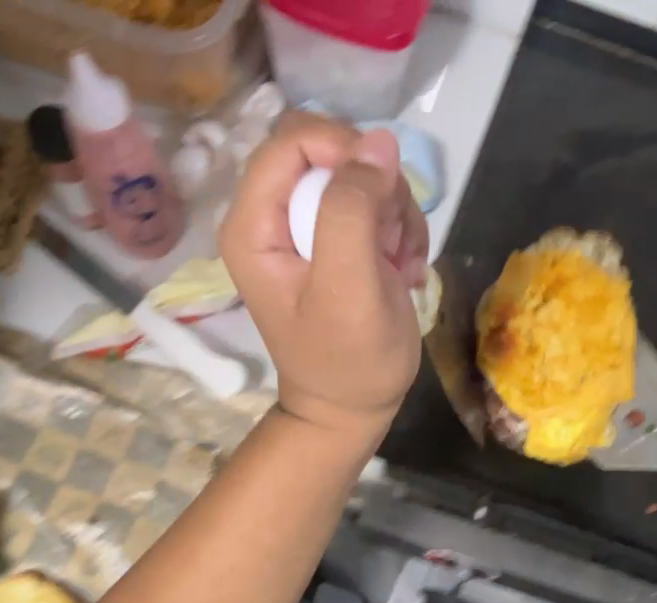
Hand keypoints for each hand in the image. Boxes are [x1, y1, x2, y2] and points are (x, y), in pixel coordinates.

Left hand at [220, 112, 428, 437]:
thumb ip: (353, 213)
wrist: (353, 408)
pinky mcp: (339, 239)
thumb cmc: (346, 361)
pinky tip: (404, 269)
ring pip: (362, 174)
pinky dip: (401, 229)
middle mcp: (272, 216)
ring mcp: (307, 226)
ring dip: (396, 213)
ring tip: (400, 265)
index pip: (291, 140)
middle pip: (330, 151)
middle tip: (390, 239)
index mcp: (252, 225)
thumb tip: (377, 142)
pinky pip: (378, 201)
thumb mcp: (348, 289)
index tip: (379, 192)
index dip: (341, 150)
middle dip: (374, 187)